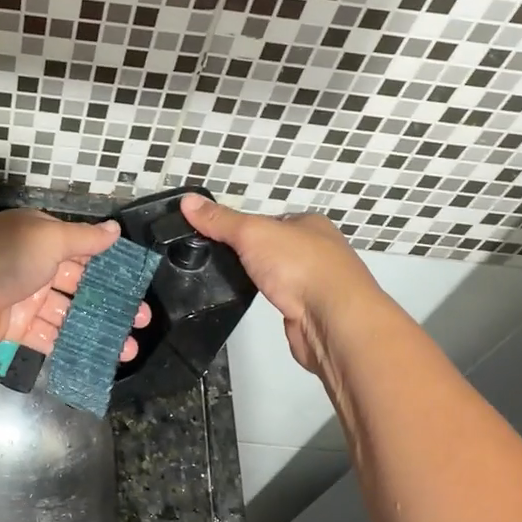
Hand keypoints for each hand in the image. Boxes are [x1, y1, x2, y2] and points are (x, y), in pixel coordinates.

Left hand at [0, 209, 148, 360]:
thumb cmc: (0, 260)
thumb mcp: (46, 239)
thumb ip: (83, 238)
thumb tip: (114, 229)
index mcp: (40, 236)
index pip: (82, 248)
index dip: (112, 264)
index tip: (139, 281)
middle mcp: (34, 264)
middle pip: (81, 283)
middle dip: (112, 301)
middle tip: (143, 320)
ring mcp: (25, 297)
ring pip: (69, 313)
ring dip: (99, 328)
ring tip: (129, 347)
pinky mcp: (16, 328)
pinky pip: (49, 336)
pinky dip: (73, 345)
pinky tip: (99, 357)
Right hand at [180, 194, 386, 373]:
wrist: (333, 321)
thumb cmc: (298, 265)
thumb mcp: (252, 233)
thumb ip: (220, 220)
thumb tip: (187, 201)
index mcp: (311, 224)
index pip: (271, 220)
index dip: (244, 227)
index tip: (217, 237)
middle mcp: (320, 251)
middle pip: (274, 248)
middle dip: (251, 255)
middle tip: (217, 261)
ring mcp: (318, 284)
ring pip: (279, 275)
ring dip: (261, 279)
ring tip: (228, 281)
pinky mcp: (311, 312)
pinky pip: (282, 299)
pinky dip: (269, 300)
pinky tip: (254, 302)